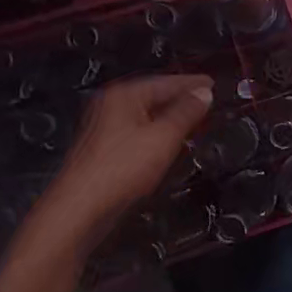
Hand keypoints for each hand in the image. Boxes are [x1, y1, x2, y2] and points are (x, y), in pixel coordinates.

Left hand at [37, 74, 212, 244]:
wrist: (80, 210)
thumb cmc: (121, 169)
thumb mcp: (164, 136)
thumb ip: (187, 112)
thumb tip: (204, 93)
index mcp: (124, 95)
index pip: (166, 82)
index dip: (192, 84)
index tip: (212, 84)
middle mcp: (111, 106)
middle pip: (154, 96)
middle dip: (181, 100)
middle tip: (207, 102)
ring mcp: (105, 128)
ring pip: (146, 116)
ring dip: (171, 118)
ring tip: (195, 121)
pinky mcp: (104, 150)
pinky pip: (139, 132)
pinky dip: (158, 133)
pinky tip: (171, 143)